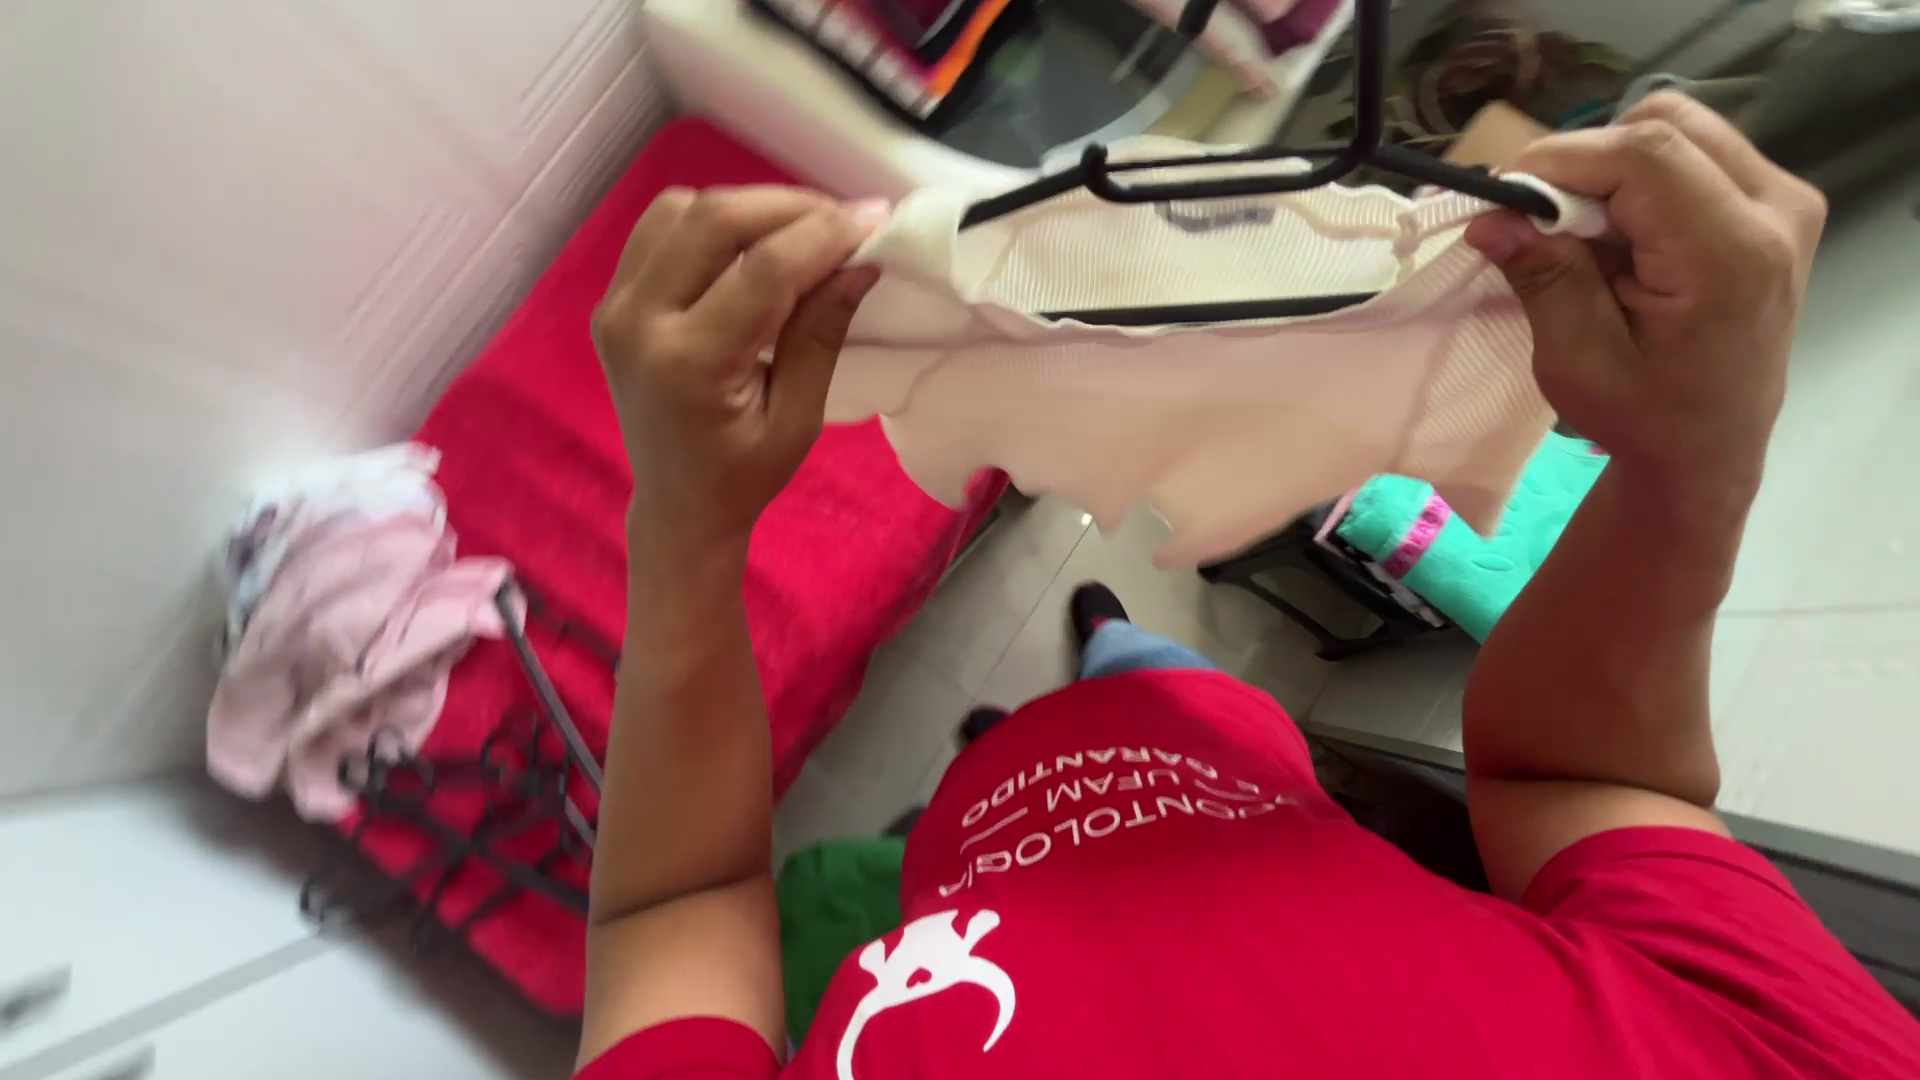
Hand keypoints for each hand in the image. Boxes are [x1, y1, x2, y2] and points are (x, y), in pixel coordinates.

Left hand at [591, 186, 886, 569]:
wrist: (679, 506)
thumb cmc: (745, 478)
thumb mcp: (797, 420)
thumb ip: (820, 337)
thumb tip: (858, 265)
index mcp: (690, 364)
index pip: (764, 271)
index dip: (825, 236)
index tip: (875, 220)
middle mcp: (639, 322)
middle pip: (715, 220)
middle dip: (791, 207)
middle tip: (845, 218)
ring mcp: (616, 305)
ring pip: (682, 210)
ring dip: (750, 207)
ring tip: (804, 230)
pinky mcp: (613, 300)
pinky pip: (661, 229)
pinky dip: (713, 221)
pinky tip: (753, 243)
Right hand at [1465, 92, 1826, 507]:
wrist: (1707, 442)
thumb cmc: (1640, 414)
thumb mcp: (1575, 358)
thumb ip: (1543, 279)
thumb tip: (1489, 220)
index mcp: (1728, 253)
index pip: (1644, 156)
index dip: (1558, 162)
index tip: (1497, 203)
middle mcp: (1773, 207)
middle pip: (1665, 124)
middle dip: (1578, 160)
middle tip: (1528, 218)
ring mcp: (1778, 200)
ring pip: (1676, 130)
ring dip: (1601, 168)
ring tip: (1564, 230)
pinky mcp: (1763, 205)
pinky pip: (1686, 157)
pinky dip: (1625, 182)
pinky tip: (1601, 235)